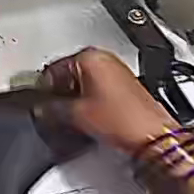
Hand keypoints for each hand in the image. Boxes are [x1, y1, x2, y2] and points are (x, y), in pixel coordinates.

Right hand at [34, 47, 176, 154]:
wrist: (153, 136)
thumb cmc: (125, 120)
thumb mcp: (77, 115)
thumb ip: (52, 109)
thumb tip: (41, 109)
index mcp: (89, 56)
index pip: (53, 68)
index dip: (43, 89)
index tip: (40, 103)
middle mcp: (103, 58)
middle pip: (68, 73)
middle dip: (59, 92)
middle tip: (54, 112)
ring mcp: (115, 70)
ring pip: (82, 81)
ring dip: (74, 97)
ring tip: (74, 117)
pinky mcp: (123, 84)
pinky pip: (96, 88)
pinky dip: (89, 99)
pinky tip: (89, 117)